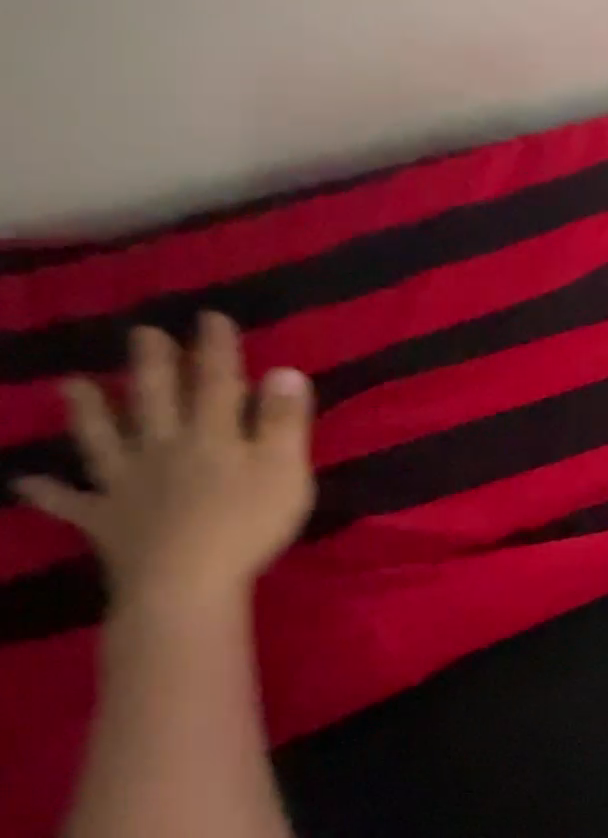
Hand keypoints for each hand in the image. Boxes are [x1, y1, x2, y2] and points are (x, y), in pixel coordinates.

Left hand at [12, 312, 314, 609]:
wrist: (184, 587)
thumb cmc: (248, 524)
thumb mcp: (285, 470)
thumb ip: (284, 421)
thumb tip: (283, 370)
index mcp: (213, 437)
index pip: (217, 383)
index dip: (214, 349)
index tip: (208, 317)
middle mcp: (164, 450)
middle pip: (155, 401)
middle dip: (151, 366)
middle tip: (141, 334)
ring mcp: (127, 485)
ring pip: (104, 440)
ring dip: (87, 412)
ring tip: (70, 385)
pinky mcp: (104, 521)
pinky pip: (70, 504)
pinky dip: (46, 492)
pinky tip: (26, 483)